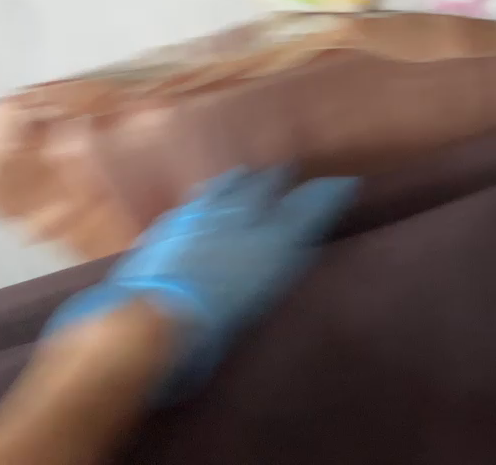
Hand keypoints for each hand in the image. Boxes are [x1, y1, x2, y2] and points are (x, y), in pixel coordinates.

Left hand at [45, 168, 357, 397]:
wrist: (155, 320)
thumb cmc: (233, 285)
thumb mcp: (285, 247)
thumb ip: (313, 211)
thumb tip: (347, 181)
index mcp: (249, 204)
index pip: (273, 181)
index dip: (284, 179)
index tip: (297, 174)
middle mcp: (214, 206)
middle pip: (236, 185)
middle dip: (252, 179)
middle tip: (262, 176)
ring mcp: (178, 226)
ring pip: (204, 198)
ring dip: (218, 191)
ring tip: (227, 188)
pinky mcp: (149, 250)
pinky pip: (176, 221)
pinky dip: (188, 216)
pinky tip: (185, 218)